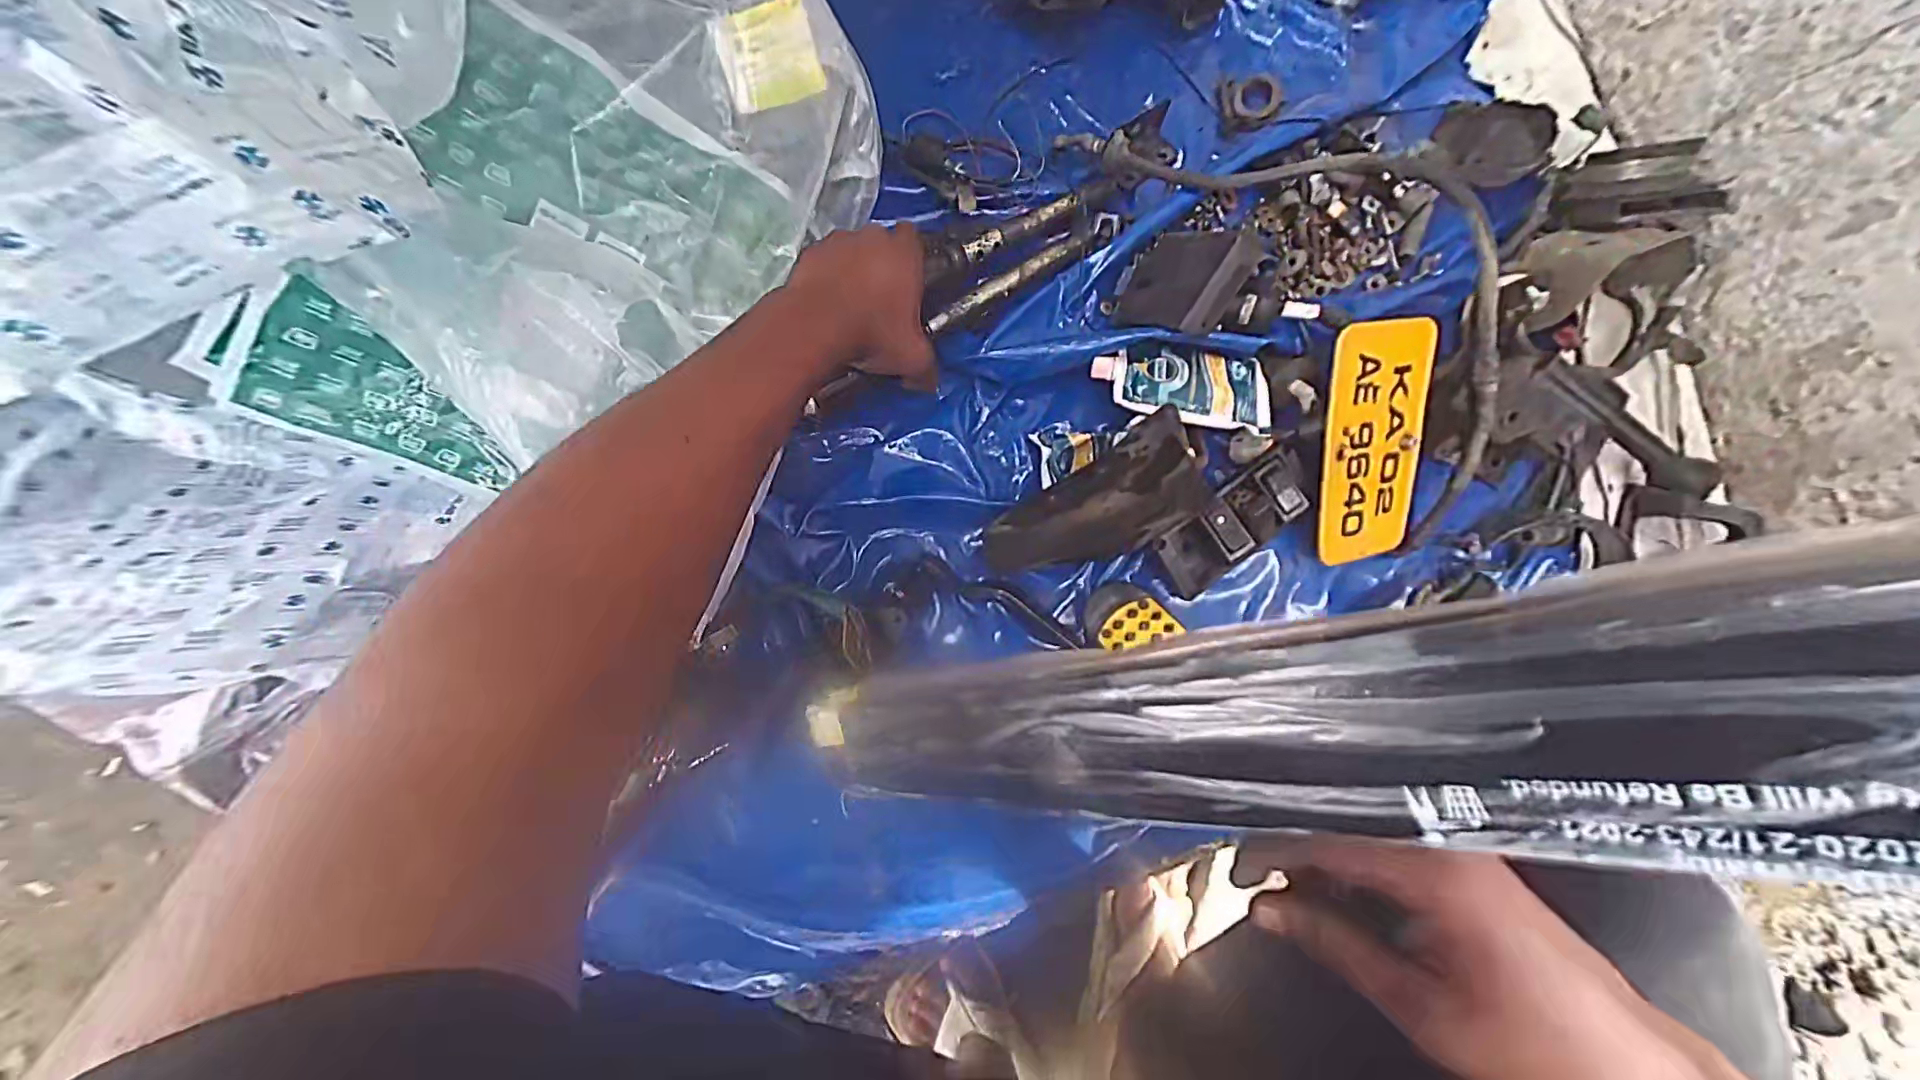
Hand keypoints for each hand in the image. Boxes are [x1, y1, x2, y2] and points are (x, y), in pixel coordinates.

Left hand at [785, 223, 938, 391]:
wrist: (813, 328)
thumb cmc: (872, 334)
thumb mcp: (911, 359)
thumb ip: (926, 367)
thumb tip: (929, 382)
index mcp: (905, 252)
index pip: (915, 240)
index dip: (913, 260)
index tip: (910, 284)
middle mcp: (872, 237)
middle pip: (882, 244)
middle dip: (883, 265)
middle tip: (882, 301)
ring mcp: (837, 241)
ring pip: (851, 251)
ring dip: (853, 270)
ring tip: (851, 305)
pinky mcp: (809, 253)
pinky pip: (824, 263)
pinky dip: (827, 278)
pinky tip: (827, 305)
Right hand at [1248, 838, 1747, 1079]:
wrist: (1628, 1068)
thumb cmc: (1535, 1043)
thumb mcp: (1416, 1002)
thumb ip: (1333, 943)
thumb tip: (1270, 911)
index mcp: (1432, 867)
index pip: (1324, 838)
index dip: (1271, 851)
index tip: (1240, 870)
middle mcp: (1447, 842)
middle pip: (1342, 826)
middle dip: (1295, 855)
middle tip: (1265, 889)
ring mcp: (1461, 848)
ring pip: (1364, 834)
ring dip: (1326, 863)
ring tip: (1299, 900)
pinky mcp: (1469, 863)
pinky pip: (1392, 849)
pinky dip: (1359, 871)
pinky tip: (1345, 899)